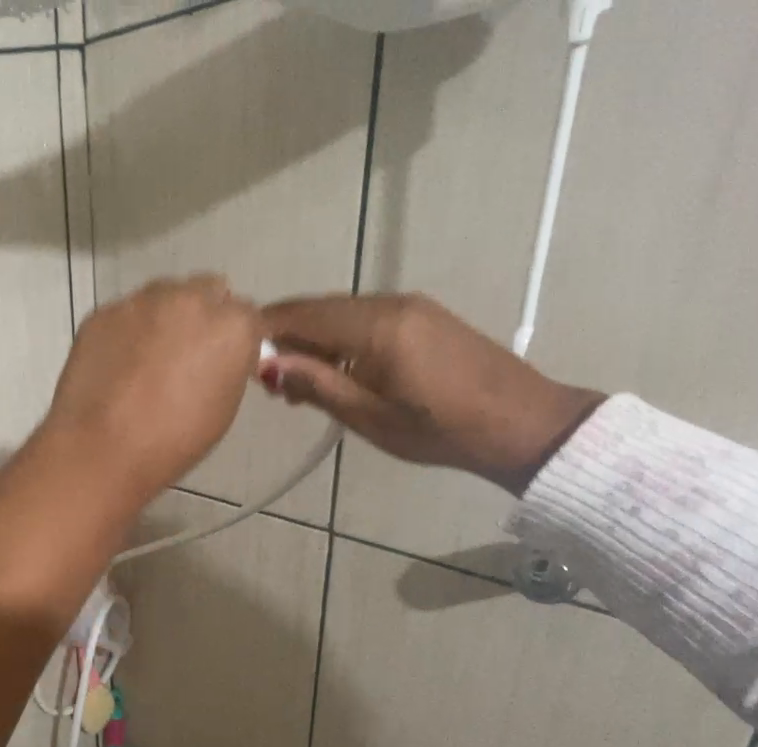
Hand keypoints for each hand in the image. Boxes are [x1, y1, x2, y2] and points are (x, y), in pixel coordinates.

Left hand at [38, 275, 262, 505]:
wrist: (99, 449)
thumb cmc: (170, 441)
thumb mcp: (223, 407)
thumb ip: (229, 365)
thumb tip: (218, 355)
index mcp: (231, 325)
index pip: (246, 315)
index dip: (232, 340)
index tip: (218, 360)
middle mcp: (189, 299)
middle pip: (206, 291)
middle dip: (200, 316)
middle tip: (181, 356)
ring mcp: (140, 302)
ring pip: (162, 296)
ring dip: (161, 318)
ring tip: (142, 360)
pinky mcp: (102, 313)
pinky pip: (123, 314)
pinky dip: (124, 332)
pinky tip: (114, 365)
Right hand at [258, 293, 605, 494]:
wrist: (523, 424)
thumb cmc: (440, 430)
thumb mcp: (368, 416)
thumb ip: (314, 385)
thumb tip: (264, 365)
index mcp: (376, 327)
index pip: (300, 314)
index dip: (263, 332)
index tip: (235, 360)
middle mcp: (390, 304)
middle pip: (317, 310)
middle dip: (285, 339)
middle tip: (267, 384)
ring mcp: (409, 306)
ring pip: (338, 313)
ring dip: (310, 341)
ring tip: (297, 387)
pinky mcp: (422, 316)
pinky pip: (363, 318)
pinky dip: (337, 339)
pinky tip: (334, 373)